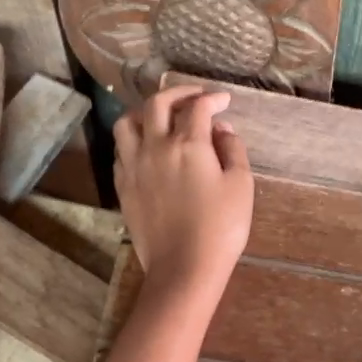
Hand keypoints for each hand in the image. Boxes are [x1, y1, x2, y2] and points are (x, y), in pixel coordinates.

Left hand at [113, 86, 253, 296]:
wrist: (183, 267)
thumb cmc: (221, 228)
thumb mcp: (241, 186)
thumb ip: (233, 150)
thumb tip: (222, 129)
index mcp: (188, 144)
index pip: (198, 107)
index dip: (213, 98)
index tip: (223, 100)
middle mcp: (156, 147)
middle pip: (158, 104)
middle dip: (178, 94)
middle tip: (195, 98)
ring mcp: (134, 166)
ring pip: (128, 123)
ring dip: (145, 112)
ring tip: (160, 116)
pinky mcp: (123, 186)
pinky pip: (120, 151)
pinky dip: (133, 140)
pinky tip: (146, 147)